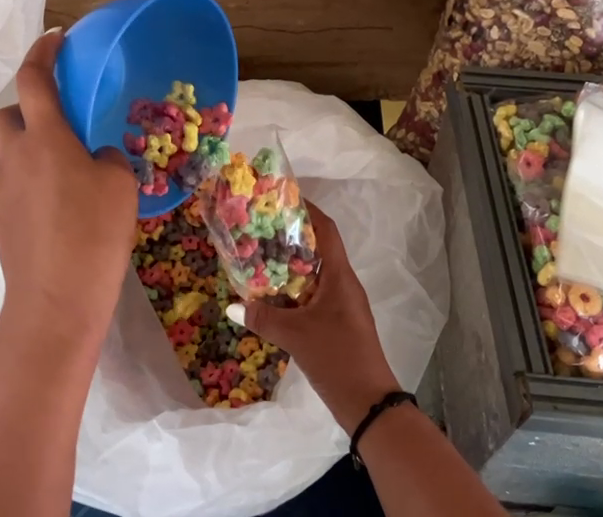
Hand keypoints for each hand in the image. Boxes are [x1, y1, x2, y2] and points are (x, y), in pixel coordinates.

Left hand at [0, 29, 138, 343]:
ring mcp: (2, 192)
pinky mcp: (2, 222)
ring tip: (67, 167)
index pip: (32, 80)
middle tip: (59, 117)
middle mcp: (15, 158)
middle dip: (27, 107)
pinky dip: (33, 181)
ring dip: (30, 148)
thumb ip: (105, 158)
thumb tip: (92, 158)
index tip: (56, 38)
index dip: (42, 52)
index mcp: (45, 138)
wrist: (55, 304)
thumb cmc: (93, 235)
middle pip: (6, 115)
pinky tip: (61, 206)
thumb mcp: (119, 185)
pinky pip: (14, 185)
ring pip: (9, 153)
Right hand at [236, 204, 400, 431]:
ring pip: (316, 273)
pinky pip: (316, 293)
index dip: (308, 210)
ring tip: (261, 258)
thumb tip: (233, 305)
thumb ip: (264, 318)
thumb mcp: (294, 336)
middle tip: (262, 229)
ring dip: (292, 265)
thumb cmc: (336, 357)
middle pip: (320, 248)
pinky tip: (275, 297)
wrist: (369, 403)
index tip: (283, 198)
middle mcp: (344, 283)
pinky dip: (296, 289)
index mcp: (340, 276)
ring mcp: (344, 304)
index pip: (326, 230)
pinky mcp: (340, 322)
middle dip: (293, 237)